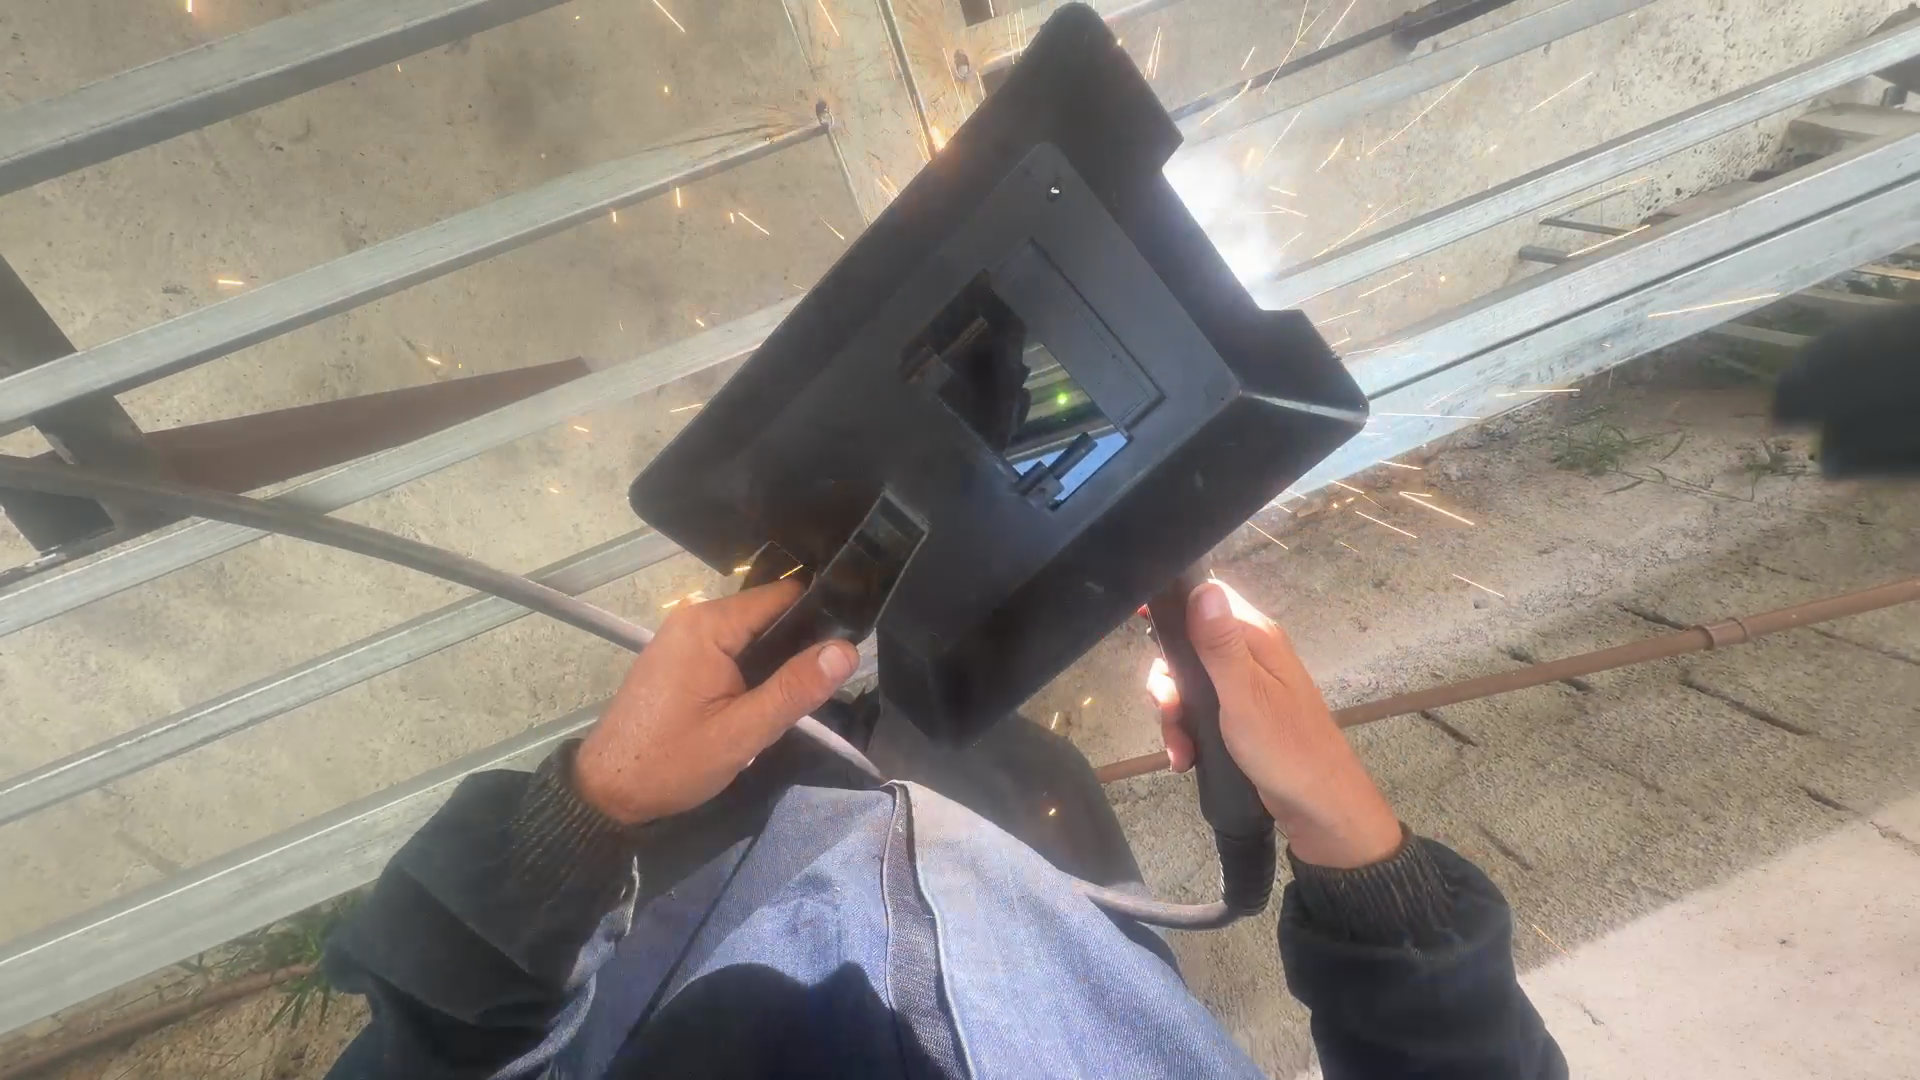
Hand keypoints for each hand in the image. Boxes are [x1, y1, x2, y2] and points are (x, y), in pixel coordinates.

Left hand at [573, 580, 858, 824]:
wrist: (605, 795)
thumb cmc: (671, 762)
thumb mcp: (743, 732)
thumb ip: (795, 688)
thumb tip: (848, 651)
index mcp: (710, 624)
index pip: (784, 596)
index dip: (821, 615)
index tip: (850, 644)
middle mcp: (696, 617)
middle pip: (770, 612)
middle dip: (801, 641)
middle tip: (828, 680)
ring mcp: (685, 635)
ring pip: (754, 632)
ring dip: (778, 657)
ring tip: (803, 690)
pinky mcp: (682, 656)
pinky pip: (733, 646)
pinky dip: (755, 665)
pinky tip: (767, 695)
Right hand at [1150, 581, 1401, 868]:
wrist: (1320, 810)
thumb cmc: (1285, 749)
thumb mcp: (1244, 694)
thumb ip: (1219, 643)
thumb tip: (1201, 588)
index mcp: (1255, 637)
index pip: (1208, 596)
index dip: (1174, 603)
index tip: (1142, 621)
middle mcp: (1248, 653)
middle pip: (1187, 644)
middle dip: (1168, 680)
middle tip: (1168, 709)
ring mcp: (1243, 684)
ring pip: (1188, 682)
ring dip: (1174, 714)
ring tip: (1180, 747)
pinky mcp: (1238, 713)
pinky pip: (1199, 709)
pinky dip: (1187, 730)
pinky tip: (1186, 755)